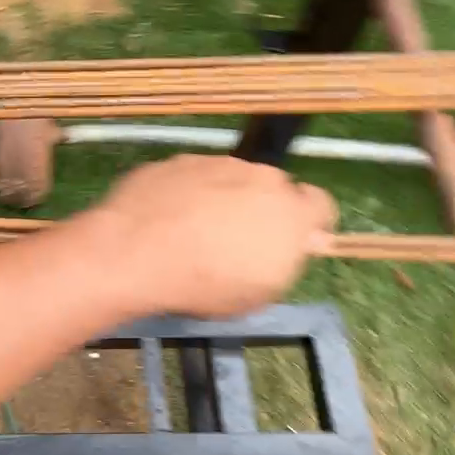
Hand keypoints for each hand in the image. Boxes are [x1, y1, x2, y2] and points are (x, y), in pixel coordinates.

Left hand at [75, 155, 336, 317]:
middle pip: (270, 188)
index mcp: (291, 209)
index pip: (320, 205)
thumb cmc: (205, 283)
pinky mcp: (173, 160)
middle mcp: (258, 175)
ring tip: (189, 231)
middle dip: (259, 209)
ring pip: (228, 178)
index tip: (288, 242)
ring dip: (219, 198)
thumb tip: (296, 242)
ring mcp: (213, 162)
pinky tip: (162, 219)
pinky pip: (188, 176)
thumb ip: (285, 260)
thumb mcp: (260, 293)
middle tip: (232, 241)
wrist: (134, 252)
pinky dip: (182, 193)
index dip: (307, 223)